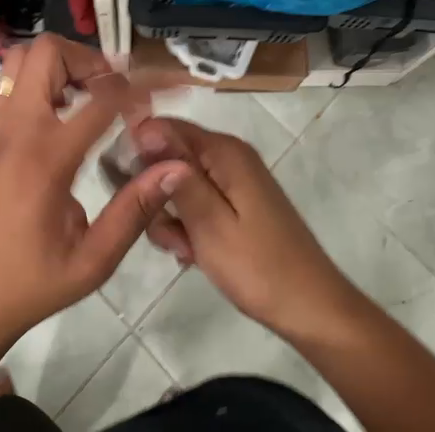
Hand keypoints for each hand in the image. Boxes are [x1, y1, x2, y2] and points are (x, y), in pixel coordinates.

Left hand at [0, 35, 188, 390]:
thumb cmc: (29, 286)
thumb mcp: (92, 261)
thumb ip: (135, 210)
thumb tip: (176, 168)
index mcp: (45, 158)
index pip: (102, 98)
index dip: (141, 86)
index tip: (166, 89)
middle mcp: (15, 130)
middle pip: (48, 52)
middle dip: (89, 60)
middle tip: (115, 92)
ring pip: (23, 59)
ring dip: (61, 65)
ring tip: (88, 99)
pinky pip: (10, 84)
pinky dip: (40, 81)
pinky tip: (62, 118)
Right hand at [131, 117, 361, 340]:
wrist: (308, 306)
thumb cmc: (257, 267)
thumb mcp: (210, 225)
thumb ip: (179, 178)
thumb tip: (147, 131)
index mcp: (225, 152)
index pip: (164, 127)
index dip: (139, 152)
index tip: (126, 188)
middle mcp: (230, 155)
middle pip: (171, 155)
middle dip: (157, 191)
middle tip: (167, 231)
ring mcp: (235, 179)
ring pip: (181, 182)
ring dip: (173, 215)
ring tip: (185, 249)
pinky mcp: (238, 202)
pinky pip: (199, 200)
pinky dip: (190, 225)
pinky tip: (194, 253)